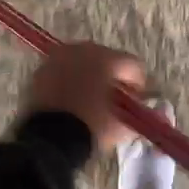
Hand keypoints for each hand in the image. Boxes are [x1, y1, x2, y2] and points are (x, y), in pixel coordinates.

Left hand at [24, 43, 146, 149]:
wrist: (48, 138)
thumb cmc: (91, 127)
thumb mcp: (122, 125)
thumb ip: (139, 113)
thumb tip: (147, 109)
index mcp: (107, 58)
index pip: (133, 65)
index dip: (138, 84)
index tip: (136, 102)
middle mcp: (83, 49)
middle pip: (107, 59)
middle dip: (113, 77)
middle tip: (113, 100)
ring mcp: (59, 57)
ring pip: (83, 63)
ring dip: (90, 77)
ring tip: (90, 100)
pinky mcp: (41, 70)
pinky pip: (63, 71)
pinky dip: (69, 81)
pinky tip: (71, 100)